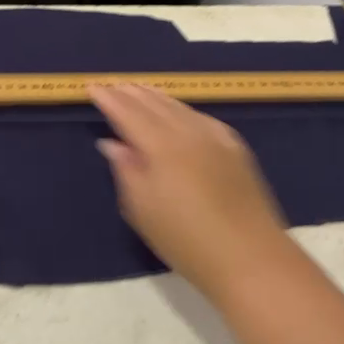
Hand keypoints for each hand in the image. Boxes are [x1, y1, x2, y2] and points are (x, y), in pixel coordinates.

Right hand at [89, 84, 289, 295]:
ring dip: (156, 97)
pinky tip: (180, 111)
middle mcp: (189, 133)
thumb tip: (113, 143)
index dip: (109, 99)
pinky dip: (183, 109)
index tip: (91, 87)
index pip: (128, 113)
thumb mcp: (142, 210)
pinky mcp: (236, 150)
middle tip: (113, 84)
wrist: (252, 259)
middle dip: (131, 93)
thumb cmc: (186, 240)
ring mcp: (216, 139)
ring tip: (140, 89)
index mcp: (162, 146)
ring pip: (180, 108)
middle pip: (154, 105)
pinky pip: (202, 118)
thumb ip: (126, 170)